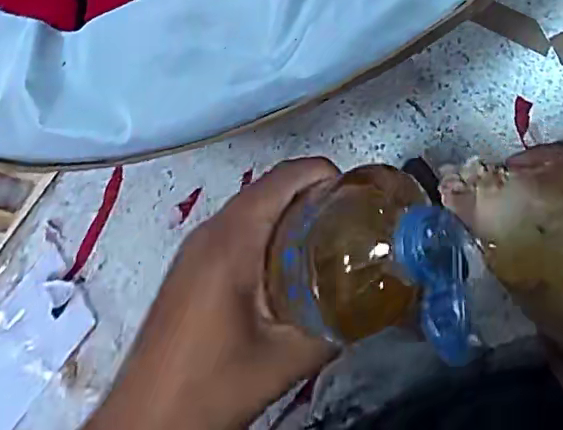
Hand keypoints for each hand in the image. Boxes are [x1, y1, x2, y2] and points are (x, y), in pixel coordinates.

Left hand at [86, 158, 340, 429]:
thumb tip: (372, 301)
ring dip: (296, 209)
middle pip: (275, 184)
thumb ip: (336, 325)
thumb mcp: (286, 359)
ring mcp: (196, 247)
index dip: (330, 175)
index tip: (360, 197)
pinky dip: (273, 228)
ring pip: (258, 204)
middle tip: (353, 219)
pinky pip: (241, 225)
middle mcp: (211, 230)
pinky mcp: (190, 267)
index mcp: (233, 237)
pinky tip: (293, 264)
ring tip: (332, 239)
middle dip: (319, 192)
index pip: (290, 174)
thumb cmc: (207, 388)